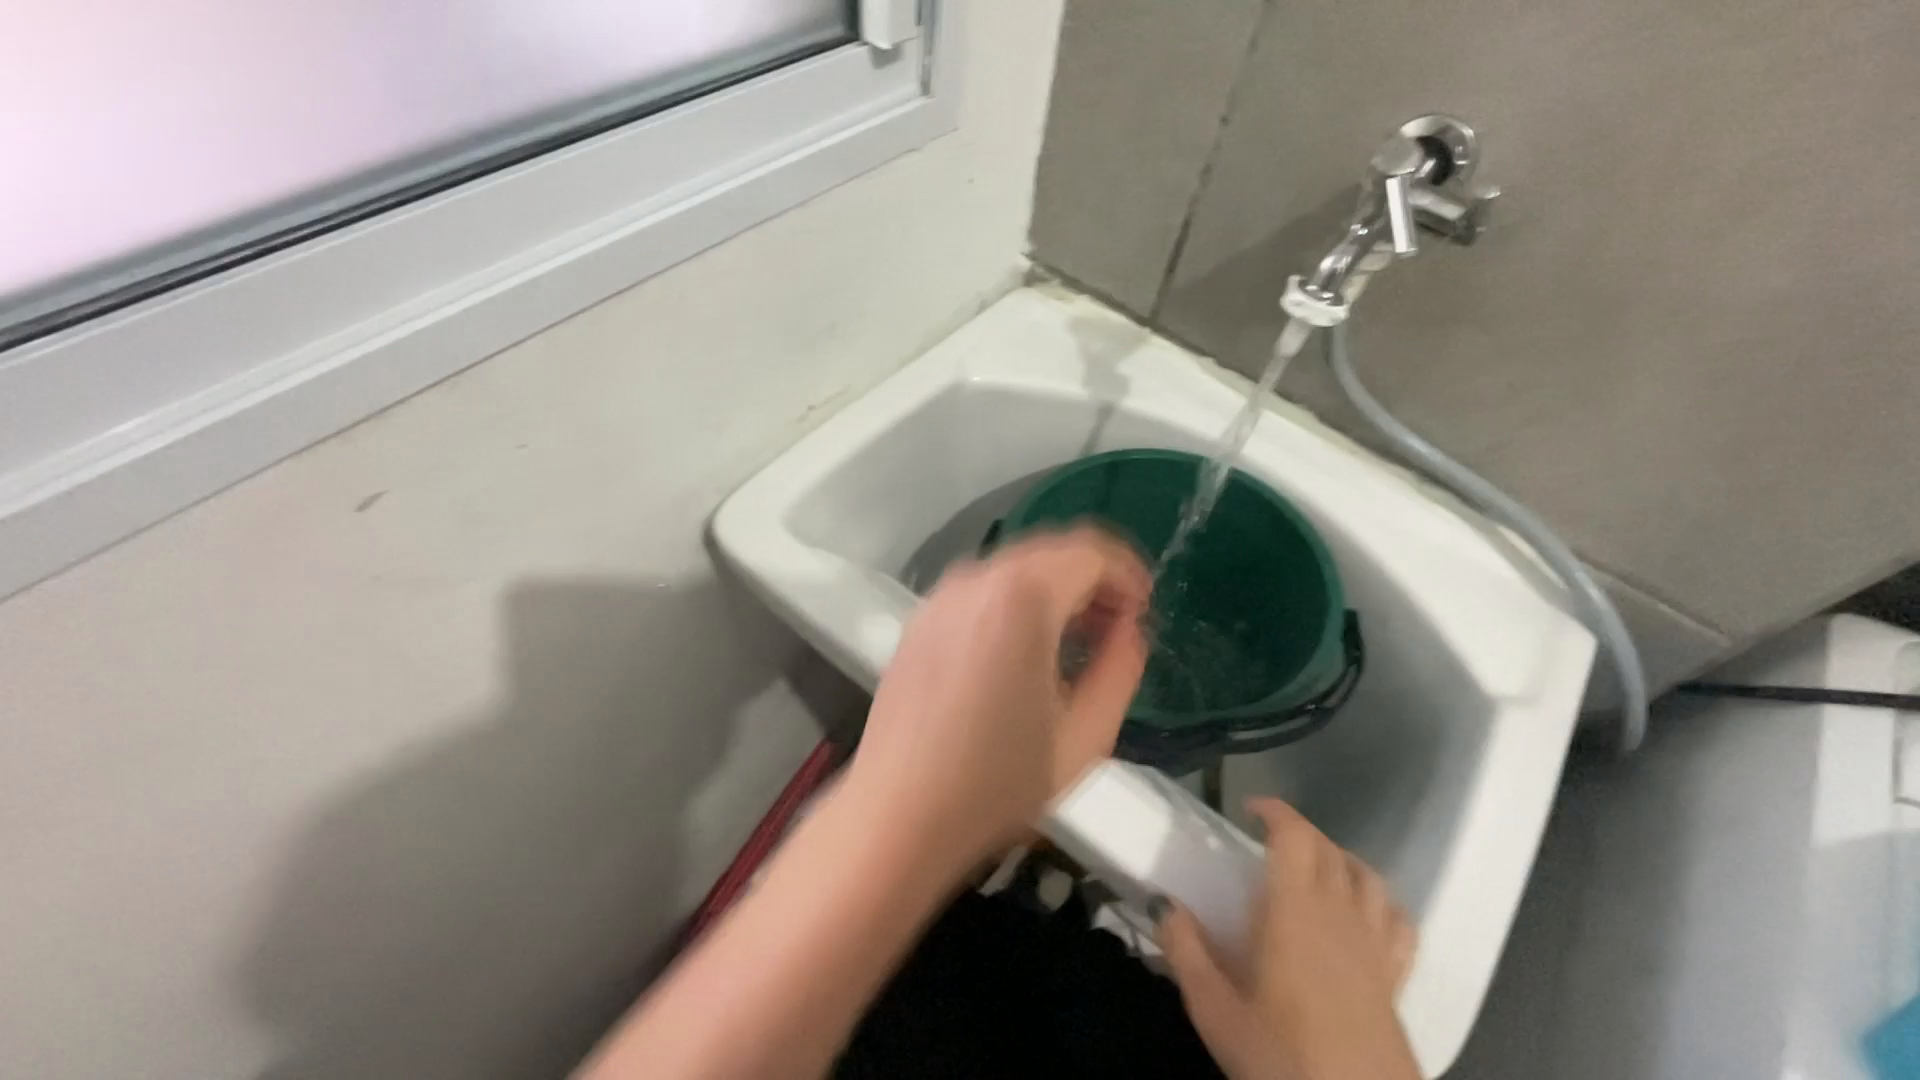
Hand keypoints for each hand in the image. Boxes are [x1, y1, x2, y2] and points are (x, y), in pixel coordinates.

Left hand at [844, 527, 1151, 873]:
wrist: (897, 813)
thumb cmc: (997, 782)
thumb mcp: (1086, 735)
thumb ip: (1121, 668)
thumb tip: (1127, 630)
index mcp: (1023, 598)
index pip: (1091, 551)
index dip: (1127, 573)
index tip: (1142, 611)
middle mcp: (977, 580)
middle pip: (1051, 551)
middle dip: (1093, 579)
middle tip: (1116, 627)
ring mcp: (941, 597)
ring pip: (1014, 568)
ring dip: (1054, 590)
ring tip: (1074, 642)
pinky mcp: (919, 620)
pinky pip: (981, 591)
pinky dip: (1014, 603)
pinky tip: (1022, 651)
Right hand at [1160, 799, 1419, 1079]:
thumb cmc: (1281, 1059)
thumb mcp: (1214, 1010)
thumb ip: (1185, 950)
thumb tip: (1165, 903)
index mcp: (1295, 911)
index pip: (1295, 836)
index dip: (1276, 811)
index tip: (1249, 808)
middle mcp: (1340, 915)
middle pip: (1329, 850)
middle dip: (1300, 833)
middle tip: (1267, 842)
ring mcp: (1376, 946)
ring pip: (1367, 877)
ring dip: (1340, 859)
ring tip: (1315, 868)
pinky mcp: (1397, 978)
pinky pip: (1399, 920)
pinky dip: (1381, 901)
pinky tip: (1365, 912)